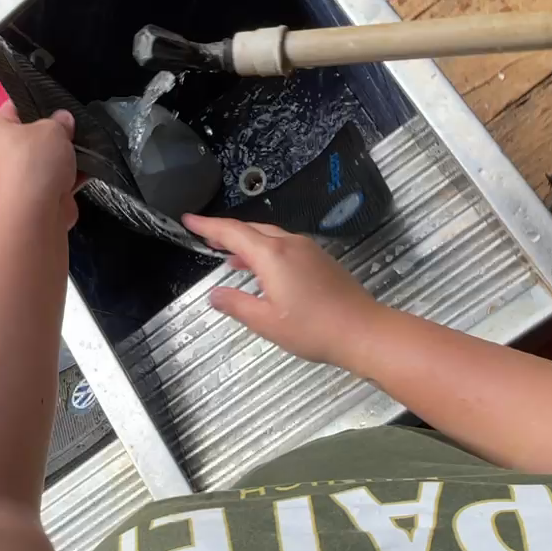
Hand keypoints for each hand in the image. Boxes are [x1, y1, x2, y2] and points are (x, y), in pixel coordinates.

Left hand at [0, 104, 78, 226]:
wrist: (37, 211)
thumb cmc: (36, 160)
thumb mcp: (53, 129)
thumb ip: (61, 121)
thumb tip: (64, 120)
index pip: (15, 106)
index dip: (38, 102)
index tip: (59, 103)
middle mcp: (3, 152)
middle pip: (34, 134)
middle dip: (56, 132)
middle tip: (76, 126)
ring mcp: (21, 176)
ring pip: (48, 158)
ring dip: (66, 155)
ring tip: (87, 145)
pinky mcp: (38, 194)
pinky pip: (58, 178)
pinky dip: (73, 174)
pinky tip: (91, 167)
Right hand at [184, 214, 385, 369]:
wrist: (362, 330)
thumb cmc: (314, 329)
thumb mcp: (266, 322)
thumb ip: (236, 305)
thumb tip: (215, 295)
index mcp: (272, 256)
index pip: (232, 232)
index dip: (207, 226)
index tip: (189, 220)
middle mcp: (290, 245)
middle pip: (251, 229)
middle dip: (226, 232)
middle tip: (205, 236)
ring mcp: (308, 250)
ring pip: (270, 237)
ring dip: (247, 242)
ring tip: (228, 255)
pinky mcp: (320, 260)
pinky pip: (285, 246)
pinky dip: (266, 251)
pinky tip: (262, 270)